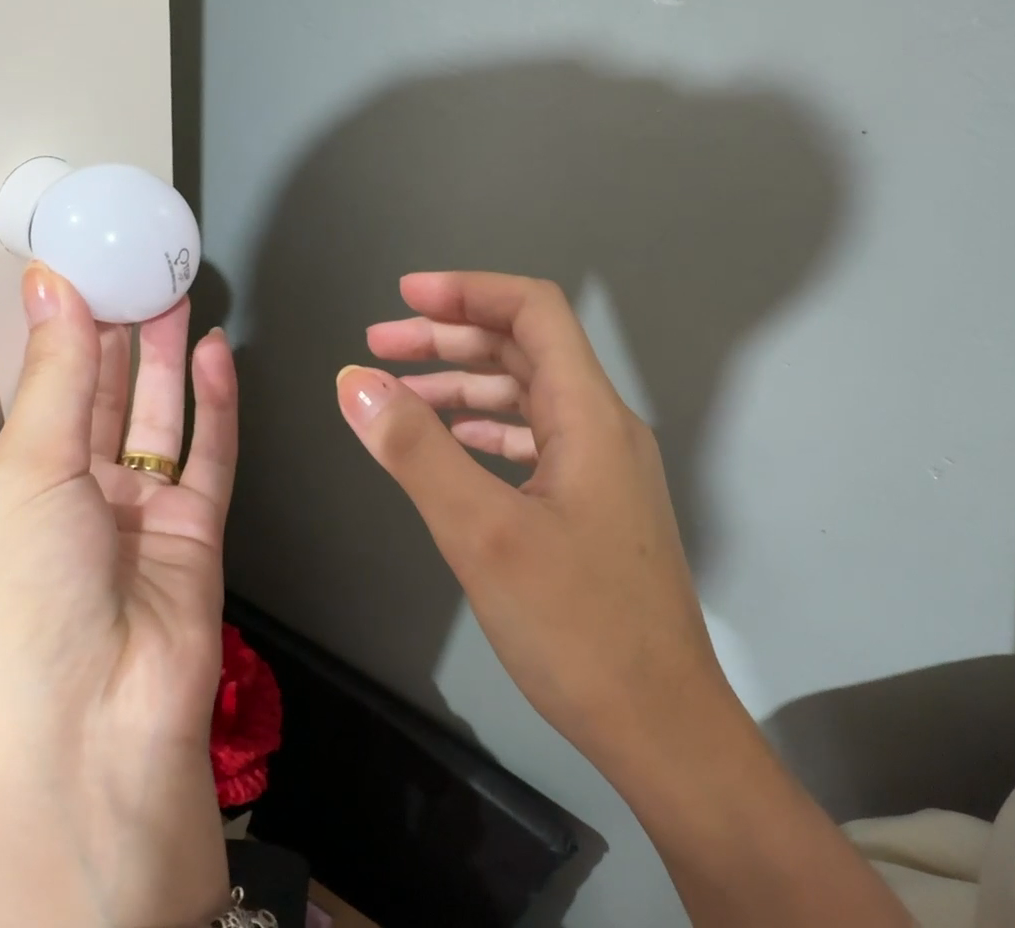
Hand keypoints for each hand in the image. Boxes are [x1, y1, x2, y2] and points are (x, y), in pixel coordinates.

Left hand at [0, 268, 237, 926]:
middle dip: (118, 332)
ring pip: (158, 420)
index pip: (39, 390)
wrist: (93, 725)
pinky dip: (215, 406)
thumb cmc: (25, 596)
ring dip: (167, 358)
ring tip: (176, 289)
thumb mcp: (25, 476)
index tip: (79, 261)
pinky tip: (215, 351)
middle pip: (102, 398)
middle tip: (136, 262)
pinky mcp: (197, 532)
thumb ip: (54, 376)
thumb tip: (50, 281)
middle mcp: (75, 497)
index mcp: (12, 486)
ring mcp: (140, 515)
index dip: (60, 327)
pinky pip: (208, 457)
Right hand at [336, 272, 722, 761]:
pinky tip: (449, 447)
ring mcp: (604, 473)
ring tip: (396, 398)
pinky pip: (534, 446)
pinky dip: (486, 433)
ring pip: (528, 401)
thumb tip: (355, 381)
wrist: (659, 722)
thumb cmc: (575, 626)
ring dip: (464, 389)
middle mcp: (605, 430)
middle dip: (450, 340)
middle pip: (526, 352)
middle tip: (378, 348)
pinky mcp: (595, 511)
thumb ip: (415, 451)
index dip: (467, 292)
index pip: (534, 312)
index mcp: (590, 416)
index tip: (402, 298)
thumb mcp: (482, 533)